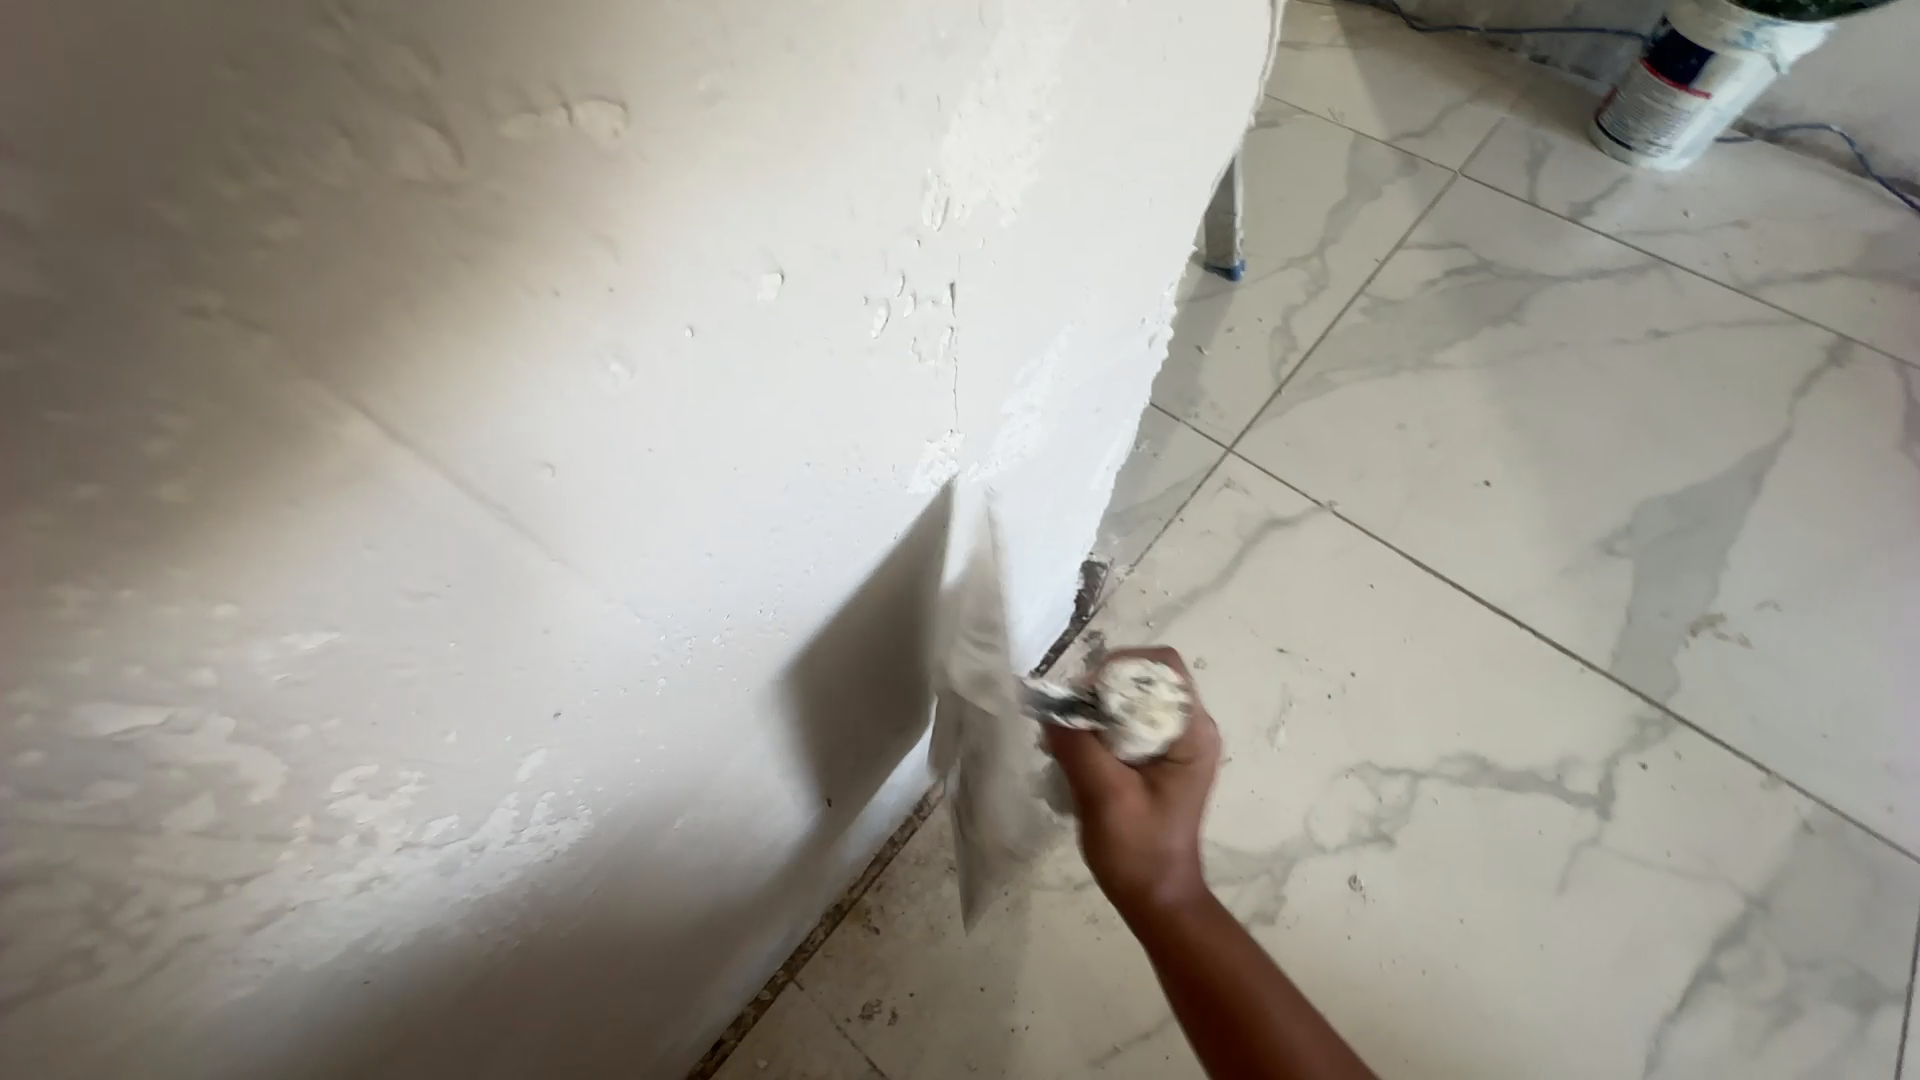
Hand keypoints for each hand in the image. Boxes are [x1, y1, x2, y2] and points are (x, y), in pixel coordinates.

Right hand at [1044, 646, 1221, 922]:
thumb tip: (1049, 707)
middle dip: (1102, 689)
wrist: (1156, 896)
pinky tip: (1078, 752)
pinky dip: (1098, 726)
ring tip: (1069, 737)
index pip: (1162, 667)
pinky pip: (1125, 719)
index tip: (1086, 700)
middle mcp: (1190, 727)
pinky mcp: (1156, 754)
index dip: (1120, 670)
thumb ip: (1078, 746)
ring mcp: (1174, 741)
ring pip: (1131, 697)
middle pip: (1145, 676)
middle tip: (1071, 719)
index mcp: (1192, 733)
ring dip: (1096, 709)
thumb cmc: (1138, 851)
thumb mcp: (1105, 797)